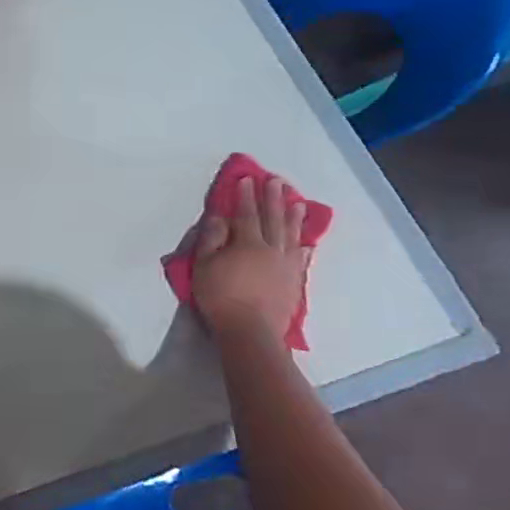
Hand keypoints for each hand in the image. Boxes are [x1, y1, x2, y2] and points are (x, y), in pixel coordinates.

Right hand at [190, 176, 308, 345]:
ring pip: (291, 236)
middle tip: (277, 181)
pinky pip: (301, 259)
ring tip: (296, 202)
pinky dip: (302, 247)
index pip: (246, 214)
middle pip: (273, 219)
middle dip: (273, 199)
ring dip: (293, 217)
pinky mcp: (294, 282)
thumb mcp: (204, 265)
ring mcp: (286, 266)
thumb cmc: (220, 296)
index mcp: (248, 243)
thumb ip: (212, 239)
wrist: (251, 330)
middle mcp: (272, 250)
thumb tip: (221, 217)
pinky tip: (305, 242)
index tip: (247, 178)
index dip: (246, 196)